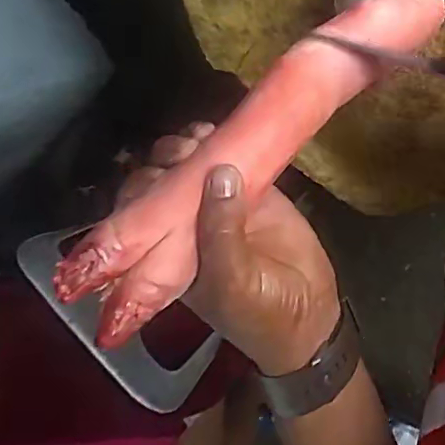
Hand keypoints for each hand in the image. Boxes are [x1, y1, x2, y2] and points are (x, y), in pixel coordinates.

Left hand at [120, 124, 339, 375]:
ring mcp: (211, 203)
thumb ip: (222, 231)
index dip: (135, 197)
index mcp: (163, 258)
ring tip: (200, 142)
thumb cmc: (262, 313)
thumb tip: (218, 172)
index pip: (132, 221)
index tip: (154, 179)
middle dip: (160, 165)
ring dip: (181, 147)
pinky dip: (210, 138)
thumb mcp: (235, 283)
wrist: (311, 308)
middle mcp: (180, 227)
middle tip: (184, 157)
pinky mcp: (244, 184)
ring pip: (180, 164)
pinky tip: (213, 131)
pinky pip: (220, 155)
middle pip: (153, 185)